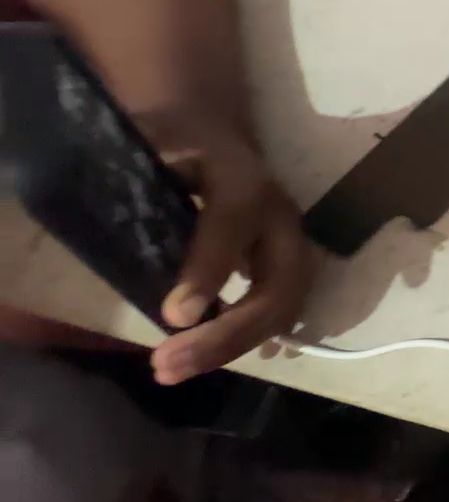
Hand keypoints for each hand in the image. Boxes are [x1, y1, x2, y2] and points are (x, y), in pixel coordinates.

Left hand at [144, 113, 315, 384]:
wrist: (208, 131)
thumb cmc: (166, 139)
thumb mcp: (143, 145)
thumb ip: (129, 179)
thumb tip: (104, 221)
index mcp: (244, 181)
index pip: (236, 224)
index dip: (210, 269)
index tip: (172, 319)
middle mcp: (280, 216)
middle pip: (281, 280)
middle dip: (233, 328)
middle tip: (167, 365)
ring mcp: (290, 241)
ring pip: (287, 301)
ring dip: (237, 342)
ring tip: (175, 370)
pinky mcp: (285, 261)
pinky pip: (281, 306)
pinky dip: (248, 339)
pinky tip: (209, 358)